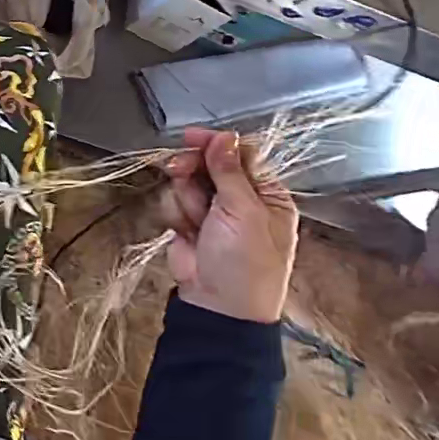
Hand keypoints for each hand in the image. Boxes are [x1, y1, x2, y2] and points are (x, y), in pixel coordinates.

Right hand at [158, 128, 297, 323]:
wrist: (217, 303)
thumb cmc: (245, 262)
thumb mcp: (243, 213)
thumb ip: (230, 173)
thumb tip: (225, 136)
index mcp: (266, 196)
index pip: (240, 156)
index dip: (216, 144)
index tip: (191, 138)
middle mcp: (239, 199)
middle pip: (206, 165)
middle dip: (191, 171)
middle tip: (180, 172)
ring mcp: (211, 211)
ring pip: (184, 182)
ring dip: (184, 199)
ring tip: (196, 222)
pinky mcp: (187, 221)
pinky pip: (172, 201)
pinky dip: (175, 214)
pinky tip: (186, 231)